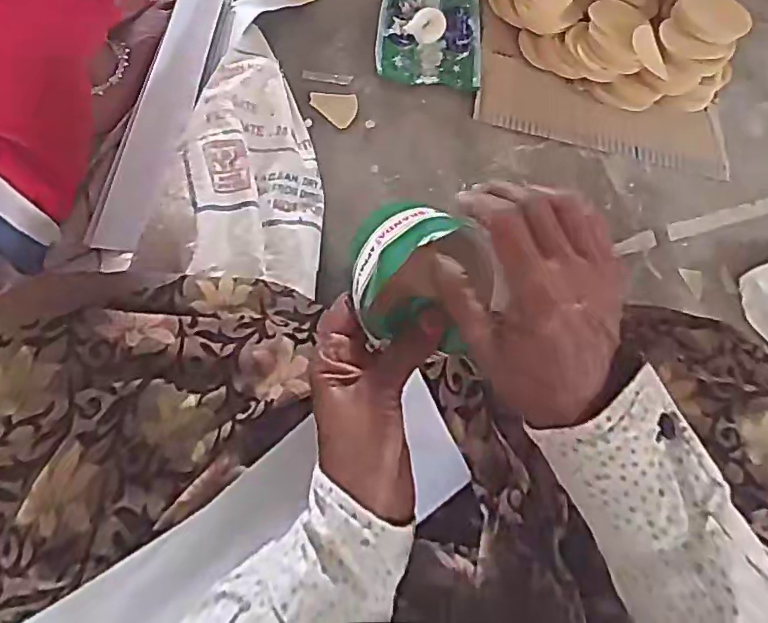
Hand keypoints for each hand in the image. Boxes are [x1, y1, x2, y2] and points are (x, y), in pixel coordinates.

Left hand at [310, 295, 444, 524]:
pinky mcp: (389, 386)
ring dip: (408, 317)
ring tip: (437, 292)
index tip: (401, 264)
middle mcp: (345, 360)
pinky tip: (439, 324)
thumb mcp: (379, 392)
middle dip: (394, 298)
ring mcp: (369, 373)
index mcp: (328, 358)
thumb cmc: (361, 449)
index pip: (346, 308)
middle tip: (427, 273)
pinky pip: (401, 351)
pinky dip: (417, 337)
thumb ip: (404, 348)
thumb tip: (433, 311)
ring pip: (386, 333)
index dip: (370, 286)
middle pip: (368, 318)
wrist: (371, 504)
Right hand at [432, 184, 624, 428]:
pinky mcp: (612, 269)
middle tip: (480, 195)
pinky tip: (551, 207)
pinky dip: (569, 205)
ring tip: (512, 196)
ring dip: (535, 192)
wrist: (584, 403)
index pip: (507, 222)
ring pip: (568, 205)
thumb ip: (460, 299)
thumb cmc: (528, 378)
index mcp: (535, 289)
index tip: (462, 202)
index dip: (481, 203)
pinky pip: (593, 221)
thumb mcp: (484, 348)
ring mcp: (596, 266)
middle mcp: (569, 269)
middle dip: (502, 191)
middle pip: (535, 205)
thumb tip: (437, 258)